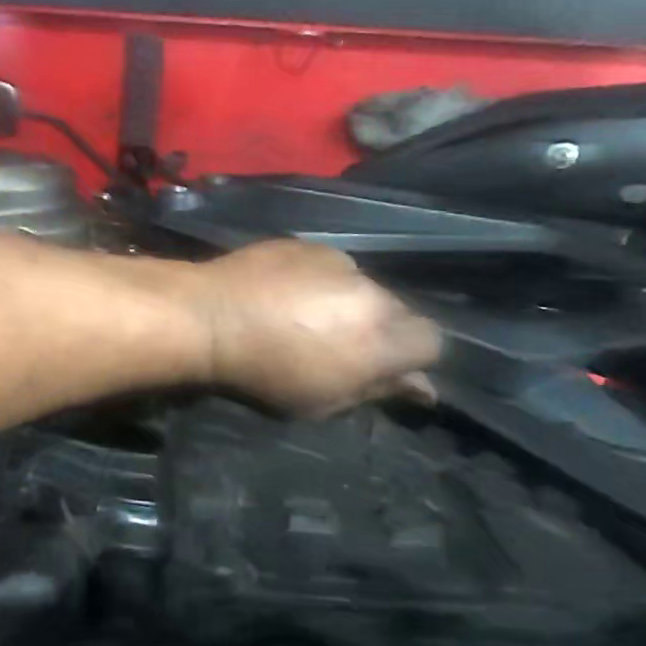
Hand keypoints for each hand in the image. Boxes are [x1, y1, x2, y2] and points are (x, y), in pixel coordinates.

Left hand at [197, 240, 441, 416]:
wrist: (212, 318)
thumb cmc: (267, 373)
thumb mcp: (326, 401)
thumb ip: (380, 389)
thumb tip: (425, 388)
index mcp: (381, 337)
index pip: (433, 341)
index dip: (414, 357)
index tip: (386, 368)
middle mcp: (373, 292)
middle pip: (401, 312)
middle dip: (383, 330)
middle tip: (345, 346)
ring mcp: (343, 262)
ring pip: (367, 288)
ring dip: (354, 304)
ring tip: (312, 317)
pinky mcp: (313, 245)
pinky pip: (335, 267)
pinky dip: (325, 282)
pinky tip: (292, 293)